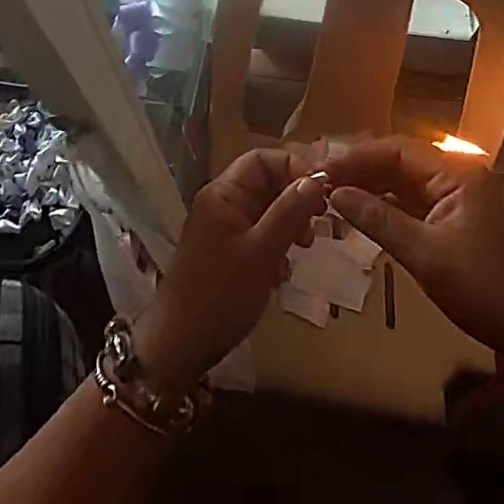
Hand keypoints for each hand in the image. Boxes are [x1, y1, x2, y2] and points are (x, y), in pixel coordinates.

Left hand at [133, 149, 327, 391]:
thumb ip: (288, 213)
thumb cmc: (219, 295)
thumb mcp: (261, 253)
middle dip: (297, 196)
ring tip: (308, 245)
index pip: (262, 159)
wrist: (180, 344)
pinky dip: (279, 242)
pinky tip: (287, 267)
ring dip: (291, 221)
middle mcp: (223, 202)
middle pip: (266, 181)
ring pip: (267, 208)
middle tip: (322, 221)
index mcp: (223, 193)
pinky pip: (261, 233)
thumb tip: (316, 179)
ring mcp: (225, 227)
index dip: (294, 167)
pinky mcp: (230, 252)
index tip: (323, 192)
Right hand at [319, 136, 503, 358]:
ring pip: (402, 182)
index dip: (356, 157)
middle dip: (359, 170)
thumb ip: (377, 219)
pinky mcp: (453, 222)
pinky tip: (358, 214)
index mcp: (457, 173)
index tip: (322, 170)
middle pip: (398, 162)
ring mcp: (456, 200)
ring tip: (330, 196)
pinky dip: (384, 207)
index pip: (397, 150)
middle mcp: (457, 177)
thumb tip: (334, 192)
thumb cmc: (487, 290)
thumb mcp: (426, 255)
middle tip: (319, 182)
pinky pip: (410, 204)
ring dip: (369, 188)